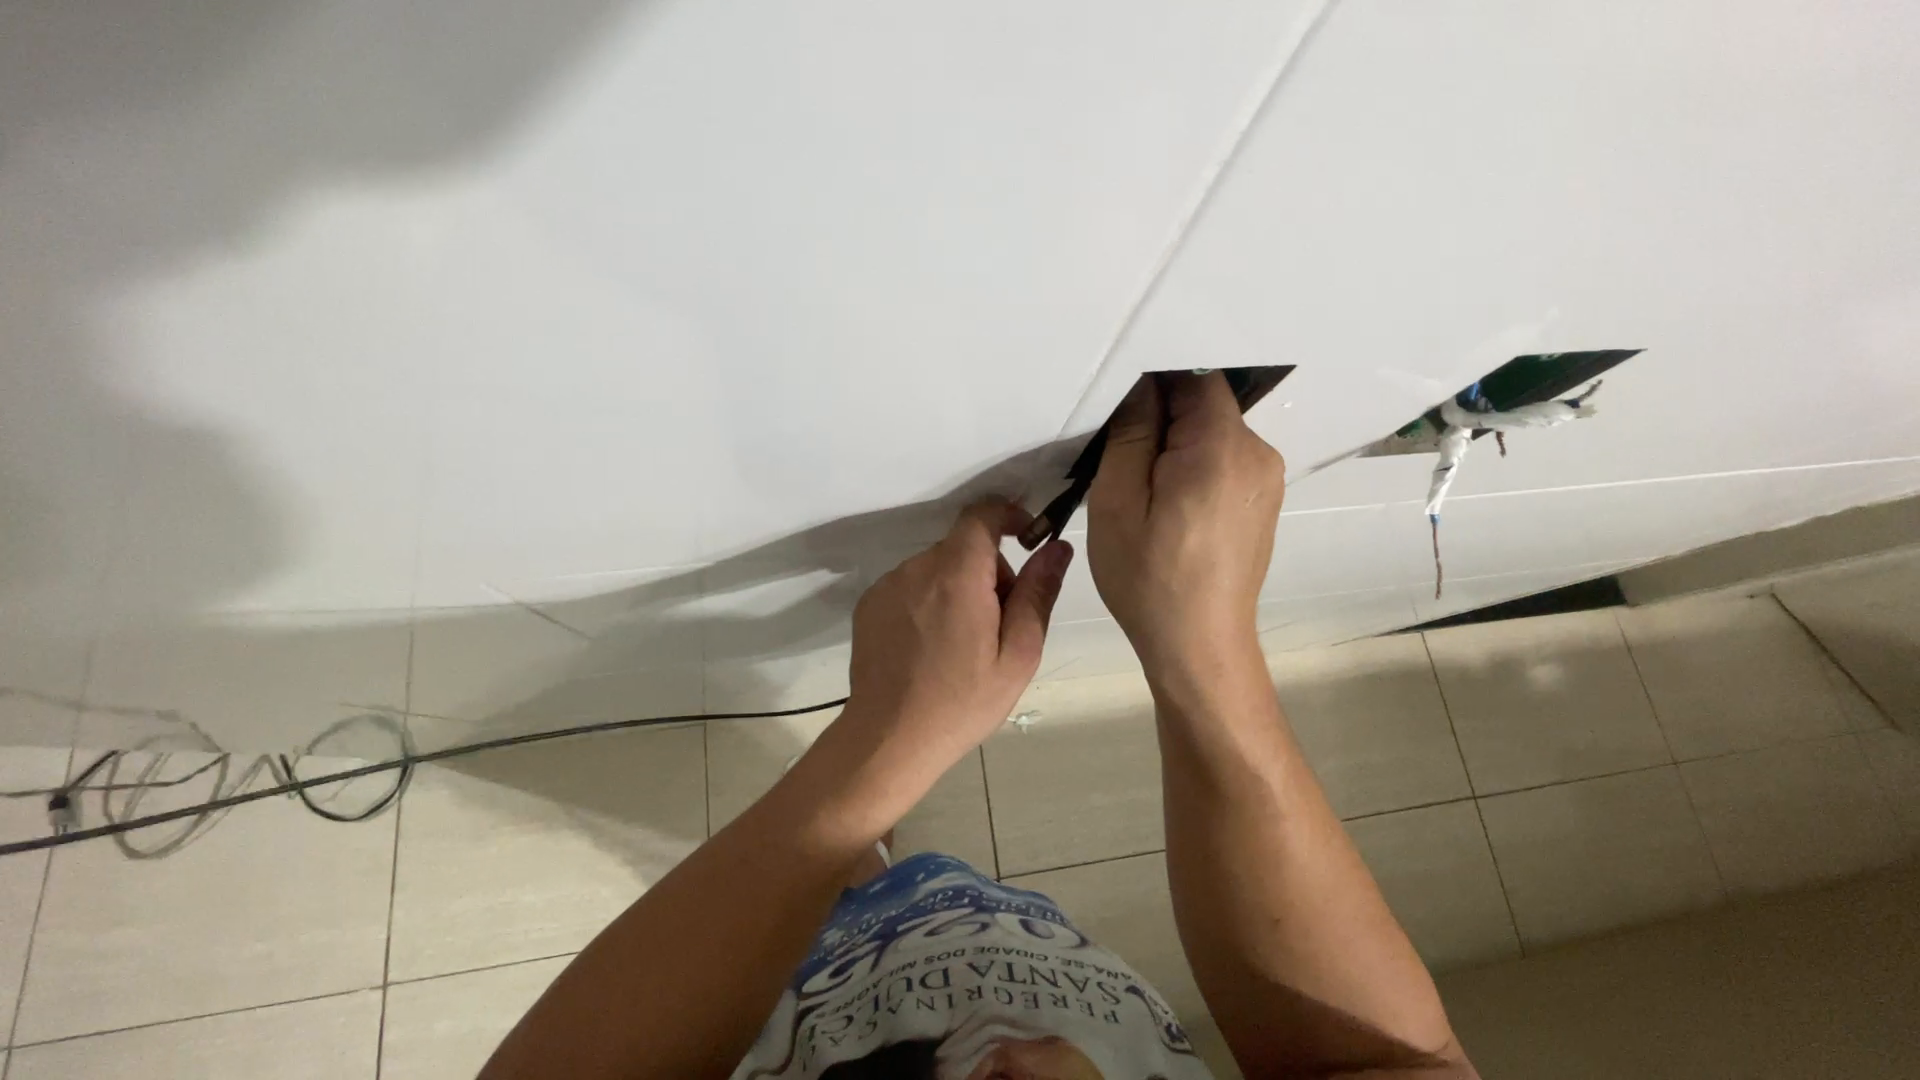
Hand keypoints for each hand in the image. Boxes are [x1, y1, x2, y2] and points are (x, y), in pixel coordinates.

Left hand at [836, 498, 1073, 778]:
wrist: (889, 740)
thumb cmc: (962, 703)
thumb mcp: (1017, 654)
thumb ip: (1037, 593)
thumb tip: (1056, 547)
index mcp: (957, 574)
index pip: (982, 514)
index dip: (1010, 516)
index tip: (1028, 540)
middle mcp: (916, 568)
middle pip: (963, 547)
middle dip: (989, 572)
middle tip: (998, 627)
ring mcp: (887, 586)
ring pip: (937, 568)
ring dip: (958, 589)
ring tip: (962, 646)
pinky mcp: (869, 605)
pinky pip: (910, 587)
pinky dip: (929, 603)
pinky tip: (931, 649)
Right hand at [1087, 372, 1284, 671]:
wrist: (1199, 645)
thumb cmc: (1149, 579)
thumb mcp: (1117, 502)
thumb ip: (1131, 432)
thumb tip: (1142, 385)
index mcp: (1222, 446)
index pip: (1195, 374)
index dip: (1153, 382)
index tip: (1119, 411)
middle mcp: (1258, 452)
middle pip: (1206, 402)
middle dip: (1163, 418)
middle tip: (1122, 457)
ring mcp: (1268, 478)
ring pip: (1214, 432)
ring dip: (1177, 445)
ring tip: (1144, 490)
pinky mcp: (1264, 500)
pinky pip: (1224, 461)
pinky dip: (1195, 468)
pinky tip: (1170, 507)